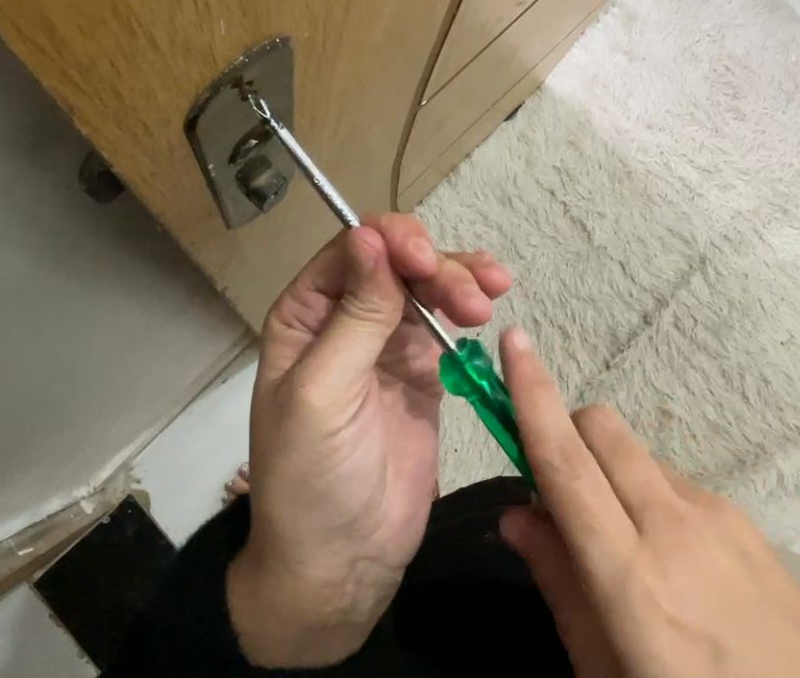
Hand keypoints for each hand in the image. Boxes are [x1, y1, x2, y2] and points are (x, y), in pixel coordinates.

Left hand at [227, 214, 512, 666]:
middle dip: (437, 267)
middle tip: (473, 298)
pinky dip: (470, 310)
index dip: (391, 242)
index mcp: (306, 315)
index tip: (428, 261)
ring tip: (493, 293)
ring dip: (461, 280)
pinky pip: (447, 328)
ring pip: (427, 288)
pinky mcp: (423, 375)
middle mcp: (344, 319)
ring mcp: (387, 346)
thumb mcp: (322, 393)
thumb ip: (354, 317)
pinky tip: (492, 306)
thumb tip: (371, 234)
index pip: (351, 251)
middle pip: (396, 263)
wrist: (341, 564)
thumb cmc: (312, 478)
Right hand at [496, 329, 799, 677]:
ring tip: (614, 540)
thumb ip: (559, 585)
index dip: (532, 399)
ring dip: (604, 470)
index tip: (514, 341)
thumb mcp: (605, 673)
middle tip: (552, 490)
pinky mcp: (742, 516)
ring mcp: (715, 515)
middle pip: (600, 430)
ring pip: (635, 453)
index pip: (566, 464)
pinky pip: (671, 479)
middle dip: (563, 431)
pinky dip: (643, 492)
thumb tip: (516, 514)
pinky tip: (665, 555)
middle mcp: (672, 526)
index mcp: (630, 575)